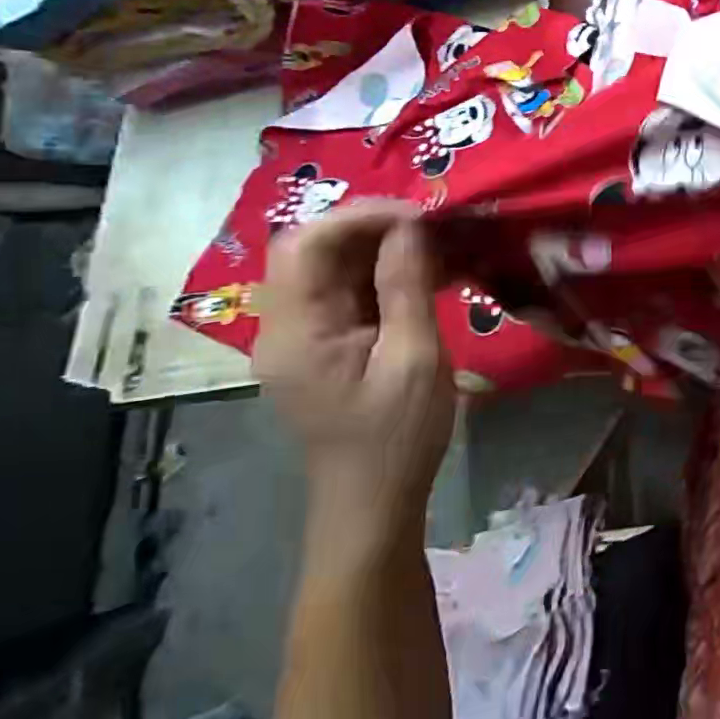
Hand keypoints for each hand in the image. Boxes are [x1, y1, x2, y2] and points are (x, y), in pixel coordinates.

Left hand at [254, 202, 455, 540]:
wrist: (374, 502)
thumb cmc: (398, 436)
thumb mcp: (415, 359)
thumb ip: (407, 287)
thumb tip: (410, 226)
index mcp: (296, 332)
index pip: (306, 245)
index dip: (360, 217)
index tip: (419, 216)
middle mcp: (284, 326)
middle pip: (313, 251)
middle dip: (372, 227)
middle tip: (432, 227)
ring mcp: (300, 337)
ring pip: (330, 268)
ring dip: (380, 248)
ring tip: (435, 246)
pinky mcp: (322, 346)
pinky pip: (345, 292)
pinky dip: (382, 274)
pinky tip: (424, 274)